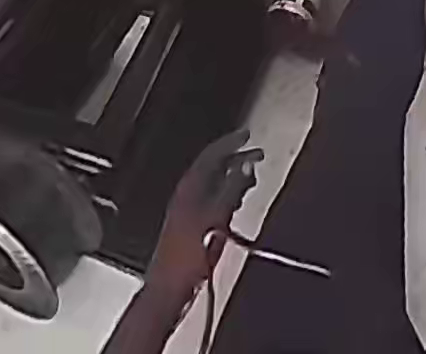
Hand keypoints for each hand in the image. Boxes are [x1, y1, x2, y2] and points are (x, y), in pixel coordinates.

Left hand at [149, 129, 263, 295]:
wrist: (169, 290)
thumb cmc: (192, 252)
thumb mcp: (218, 215)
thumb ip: (234, 187)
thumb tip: (247, 164)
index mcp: (191, 185)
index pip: (212, 153)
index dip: (230, 142)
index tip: (247, 134)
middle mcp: (187, 192)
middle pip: (214, 166)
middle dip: (237, 158)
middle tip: (257, 155)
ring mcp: (187, 208)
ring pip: (214, 182)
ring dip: (234, 177)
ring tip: (252, 178)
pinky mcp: (190, 225)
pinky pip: (212, 198)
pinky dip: (228, 193)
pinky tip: (237, 202)